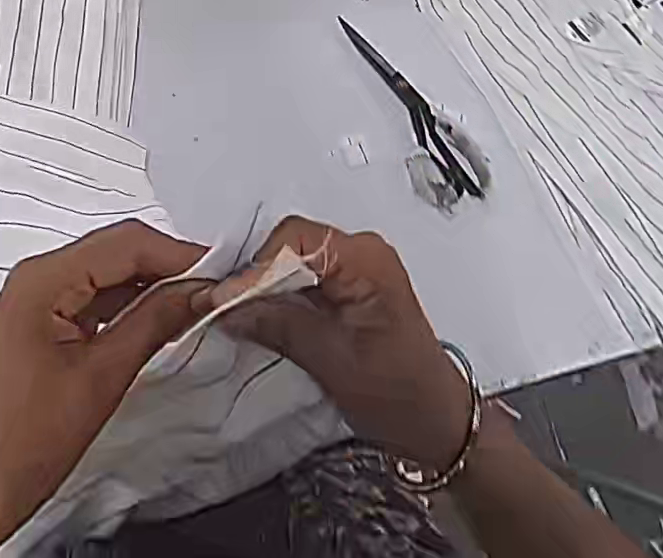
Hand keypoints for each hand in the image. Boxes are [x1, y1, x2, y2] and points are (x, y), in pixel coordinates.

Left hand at [0, 221, 206, 557]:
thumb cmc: (24, 442)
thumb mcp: (101, 377)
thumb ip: (153, 322)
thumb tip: (198, 289)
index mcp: (44, 278)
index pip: (125, 243)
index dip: (177, 253)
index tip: (221, 271)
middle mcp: (39, 275)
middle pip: (116, 250)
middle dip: (167, 265)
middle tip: (214, 286)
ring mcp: (39, 296)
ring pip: (109, 271)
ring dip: (152, 284)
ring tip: (196, 301)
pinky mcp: (44, 319)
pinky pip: (96, 296)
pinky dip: (131, 303)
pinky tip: (161, 316)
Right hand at [214, 216, 471, 469]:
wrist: (436, 423)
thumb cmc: (401, 395)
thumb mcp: (335, 362)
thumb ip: (280, 326)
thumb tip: (228, 306)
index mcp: (366, 260)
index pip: (296, 239)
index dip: (258, 266)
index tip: (229, 299)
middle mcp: (360, 251)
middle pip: (291, 243)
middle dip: (257, 274)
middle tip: (226, 306)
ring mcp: (353, 266)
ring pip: (292, 258)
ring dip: (264, 285)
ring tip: (239, 313)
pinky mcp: (344, 284)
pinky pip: (301, 275)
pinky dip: (278, 294)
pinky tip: (261, 315)